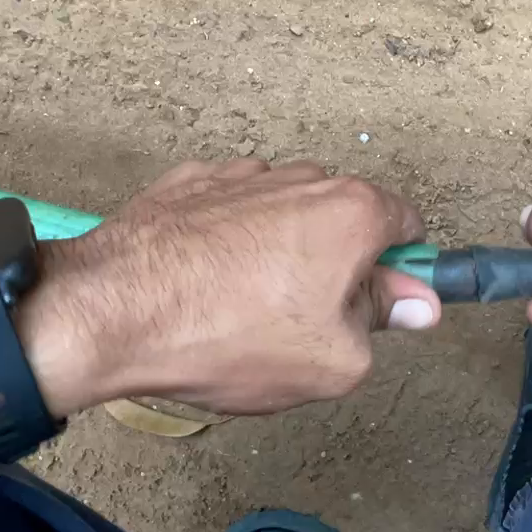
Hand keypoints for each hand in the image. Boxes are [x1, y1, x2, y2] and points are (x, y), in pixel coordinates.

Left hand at [19, 159, 440, 416]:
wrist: (111, 311)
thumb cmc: (233, 336)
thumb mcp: (336, 359)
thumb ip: (387, 321)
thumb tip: (420, 301)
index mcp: (352, 210)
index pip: (408, 224)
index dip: (399, 268)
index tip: (377, 303)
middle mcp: (305, 176)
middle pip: (347, 216)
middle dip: (340, 261)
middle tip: (308, 316)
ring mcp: (244, 173)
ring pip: (290, 210)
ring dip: (286, 247)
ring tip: (246, 303)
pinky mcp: (194, 179)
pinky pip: (236, 207)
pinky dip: (235, 236)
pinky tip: (206, 278)